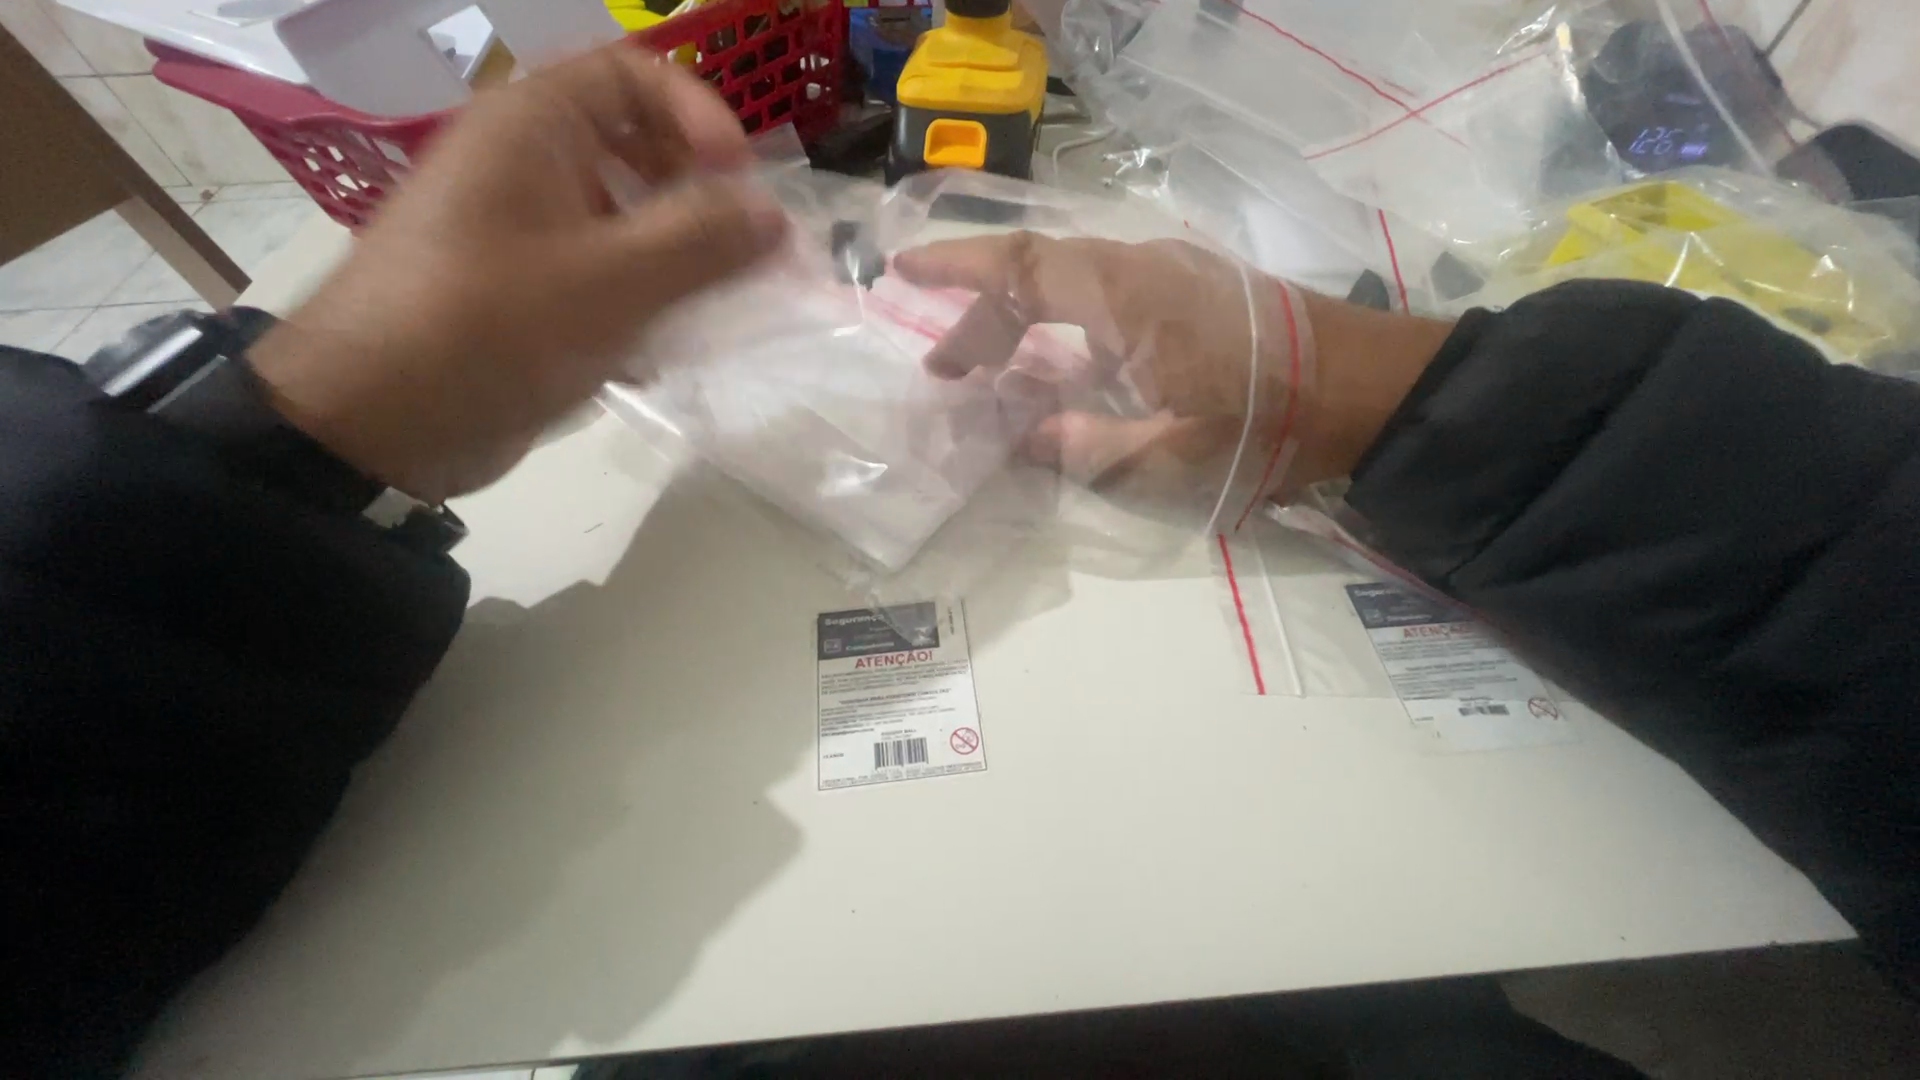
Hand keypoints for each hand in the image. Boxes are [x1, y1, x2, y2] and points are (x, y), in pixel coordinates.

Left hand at [249, 45, 788, 503]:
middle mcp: (531, 169)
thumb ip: (701, 241)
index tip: (743, 179)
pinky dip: (648, 305)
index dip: (698, 116)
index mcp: (533, 129)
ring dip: (684, 262)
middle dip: (702, 198)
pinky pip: (610, 280)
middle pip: (638, 151)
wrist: (381, 423)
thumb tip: (773, 214)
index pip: (633, 78)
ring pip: (629, 224)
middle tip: (746, 248)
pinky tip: (667, 352)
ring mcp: (529, 235)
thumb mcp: (610, 281)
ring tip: (722, 307)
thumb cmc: (491, 330)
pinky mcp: (534, 295)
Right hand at [893, 233, 1451, 504]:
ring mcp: (1166, 272)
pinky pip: (1101, 295)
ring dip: (1020, 323)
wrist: (1370, 388)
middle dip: (979, 318)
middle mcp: (1136, 267)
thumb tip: (1014, 438)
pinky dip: (1061, 326)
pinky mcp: (1187, 288)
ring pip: (1067, 284)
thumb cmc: (1267, 424)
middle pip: (1034, 275)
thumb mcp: (1165, 455)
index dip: (954, 268)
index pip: (1017, 267)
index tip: (901, 271)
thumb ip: (1078, 447)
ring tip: (990, 374)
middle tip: (946, 373)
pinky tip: (1059, 370)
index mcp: (1122, 296)